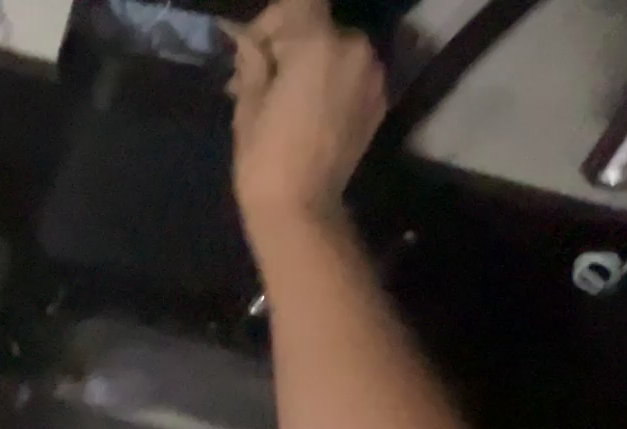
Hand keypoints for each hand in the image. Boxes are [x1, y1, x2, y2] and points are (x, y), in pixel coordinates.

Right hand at [225, 0, 387, 221]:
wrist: (301, 208)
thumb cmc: (263, 161)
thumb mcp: (247, 110)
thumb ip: (253, 65)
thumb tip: (249, 42)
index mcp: (318, 45)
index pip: (298, 3)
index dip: (272, 20)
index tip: (251, 49)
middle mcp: (355, 47)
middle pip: (321, 26)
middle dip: (291, 45)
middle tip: (261, 79)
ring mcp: (373, 74)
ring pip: (338, 51)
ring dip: (312, 65)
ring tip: (285, 99)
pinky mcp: (379, 99)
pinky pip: (352, 75)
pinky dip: (331, 83)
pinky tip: (308, 113)